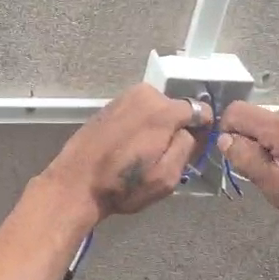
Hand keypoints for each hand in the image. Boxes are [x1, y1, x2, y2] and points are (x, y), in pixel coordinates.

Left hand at [41, 84, 206, 219]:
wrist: (76, 182)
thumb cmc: (123, 185)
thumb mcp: (166, 177)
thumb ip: (186, 148)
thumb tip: (191, 131)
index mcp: (163, 111)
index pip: (200, 110)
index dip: (202, 130)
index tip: (196, 149)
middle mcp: (145, 94)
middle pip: (176, 108)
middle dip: (177, 128)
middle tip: (167, 155)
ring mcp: (124, 96)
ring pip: (157, 109)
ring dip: (158, 126)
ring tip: (147, 153)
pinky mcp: (110, 104)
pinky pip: (138, 110)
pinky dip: (141, 124)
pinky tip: (131, 145)